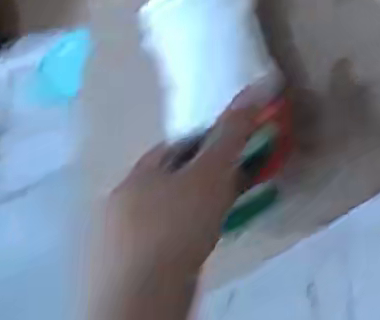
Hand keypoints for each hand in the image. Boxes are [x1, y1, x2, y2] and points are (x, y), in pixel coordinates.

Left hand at [93, 91, 262, 319]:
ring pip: (171, 204)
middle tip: (244, 170)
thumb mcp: (215, 169)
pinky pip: (166, 231)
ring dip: (202, 198)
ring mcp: (118, 238)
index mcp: (136, 175)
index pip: (179, 143)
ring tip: (232, 202)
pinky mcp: (127, 265)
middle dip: (211, 169)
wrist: (143, 298)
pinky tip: (208, 232)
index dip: (214, 137)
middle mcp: (119, 202)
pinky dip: (190, 225)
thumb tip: (261, 81)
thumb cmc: (178, 223)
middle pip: (175, 174)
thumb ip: (236, 127)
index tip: (244, 141)